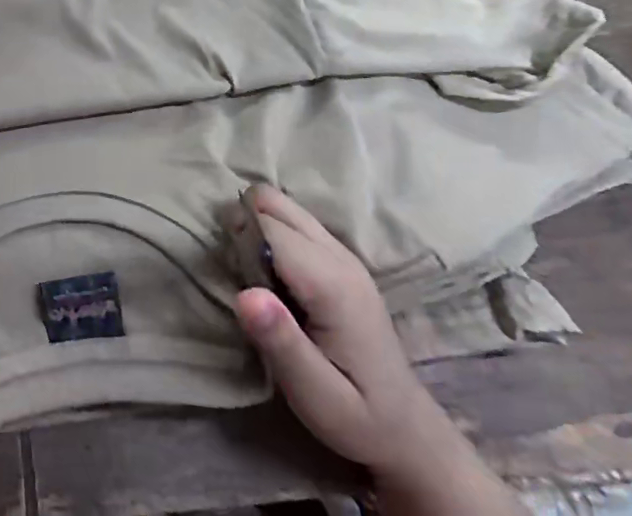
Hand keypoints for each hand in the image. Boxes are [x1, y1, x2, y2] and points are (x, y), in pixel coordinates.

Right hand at [231, 187, 523, 513]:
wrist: (407, 429)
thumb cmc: (357, 417)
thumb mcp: (315, 395)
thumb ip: (280, 341)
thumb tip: (245, 295)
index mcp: (332, 284)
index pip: (270, 228)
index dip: (238, 236)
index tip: (224, 267)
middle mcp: (339, 256)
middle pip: (275, 202)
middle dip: (242, 220)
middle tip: (233, 267)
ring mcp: (342, 254)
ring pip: (284, 205)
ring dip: (255, 223)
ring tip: (247, 270)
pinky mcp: (339, 260)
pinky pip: (293, 221)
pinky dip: (270, 230)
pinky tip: (268, 272)